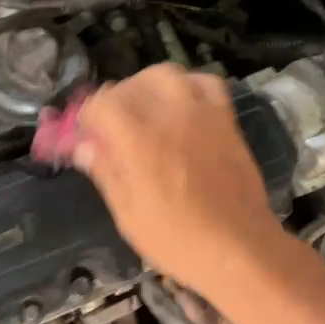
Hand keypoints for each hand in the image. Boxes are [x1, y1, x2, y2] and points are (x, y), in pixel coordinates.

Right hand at [73, 64, 286, 294]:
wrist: (240, 248)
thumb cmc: (177, 239)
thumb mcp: (127, 213)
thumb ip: (105, 171)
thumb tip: (84, 147)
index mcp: (134, 134)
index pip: (99, 102)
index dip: (88, 119)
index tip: (89, 138)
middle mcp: (165, 110)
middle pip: (129, 85)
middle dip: (115, 102)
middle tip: (115, 130)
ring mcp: (198, 108)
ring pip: (164, 75)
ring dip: (148, 88)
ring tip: (147, 112)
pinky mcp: (224, 115)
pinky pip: (203, 82)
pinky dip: (188, 86)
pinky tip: (184, 106)